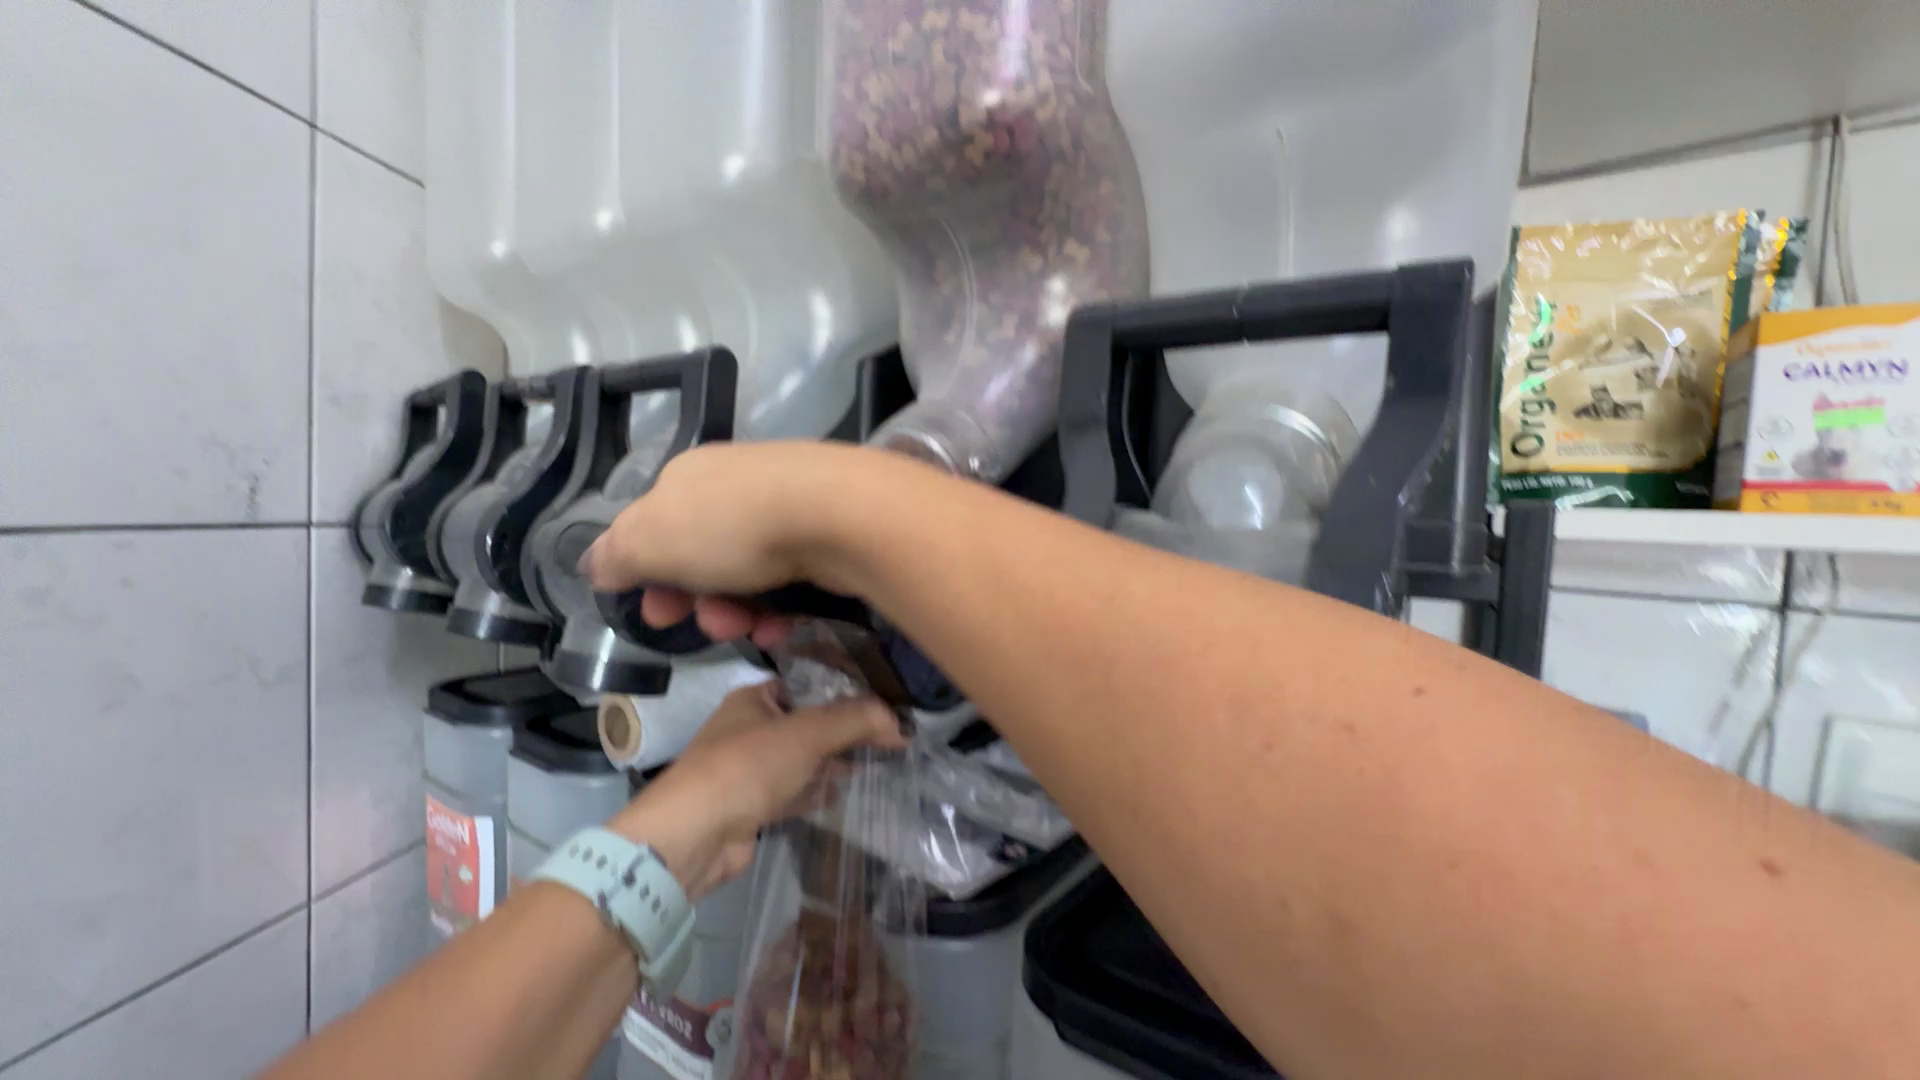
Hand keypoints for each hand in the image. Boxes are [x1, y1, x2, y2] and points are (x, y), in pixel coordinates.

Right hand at [578, 441, 906, 646]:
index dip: (646, 576)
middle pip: (700, 556)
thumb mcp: (650, 541)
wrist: (837, 515)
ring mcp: (784, 507)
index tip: (653, 614)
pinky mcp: (823, 534)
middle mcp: (735, 486)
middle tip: (701, 627)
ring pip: (745, 574)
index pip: (653, 528)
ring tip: (745, 628)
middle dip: (695, 602)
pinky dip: (777, 608)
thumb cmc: (730, 526)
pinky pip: (787, 579)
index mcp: (688, 478)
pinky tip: (779, 628)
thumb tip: (595, 564)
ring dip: (735, 612)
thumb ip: (616, 554)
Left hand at [605, 682, 904, 899]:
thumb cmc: (746, 768)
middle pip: (811, 723)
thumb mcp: (807, 733)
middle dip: (847, 730)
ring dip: (835, 762)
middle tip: (894, 735)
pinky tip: (845, 791)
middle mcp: (752, 729)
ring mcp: (751, 770)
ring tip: (881, 761)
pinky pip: (795, 791)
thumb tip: (898, 719)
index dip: (848, 691)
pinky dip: (818, 790)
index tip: (887, 702)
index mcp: (755, 698)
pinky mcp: (754, 806)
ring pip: (804, 759)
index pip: (810, 685)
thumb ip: (854, 720)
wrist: (692, 838)